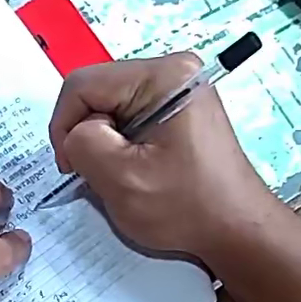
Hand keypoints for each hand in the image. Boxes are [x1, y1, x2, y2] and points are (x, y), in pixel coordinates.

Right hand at [49, 54, 286, 263]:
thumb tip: (76, 134)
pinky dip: (121, 147)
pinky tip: (137, 171)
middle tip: (99, 175)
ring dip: (104, 145)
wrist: (236, 229)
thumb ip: (82, 144)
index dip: (64, 126)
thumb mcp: (121, 179)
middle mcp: (173, 72)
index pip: (82, 85)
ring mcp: (178, 90)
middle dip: (88, 135)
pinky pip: (129, 119)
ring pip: (110, 109)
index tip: (72, 167)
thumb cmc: (186, 208)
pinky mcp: (179, 110)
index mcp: (163, 77)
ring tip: (123, 176)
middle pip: (97, 93)